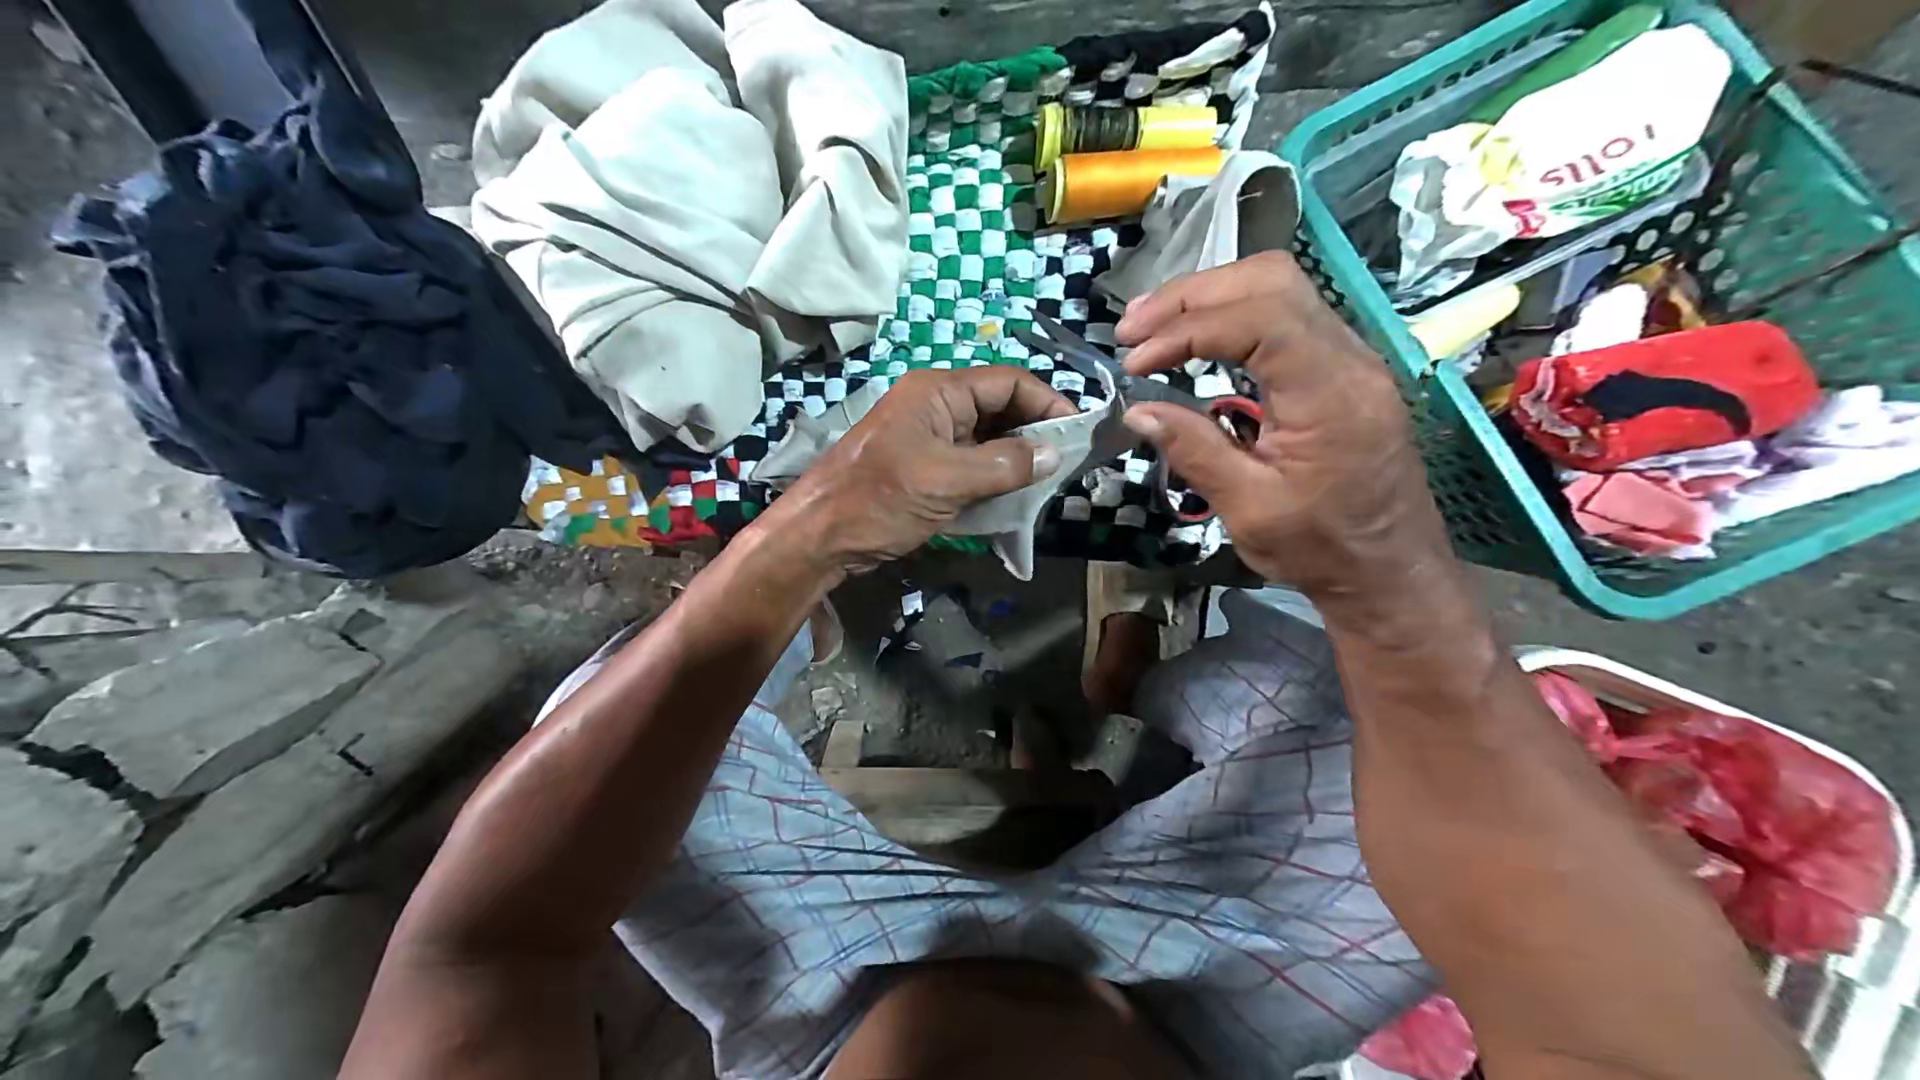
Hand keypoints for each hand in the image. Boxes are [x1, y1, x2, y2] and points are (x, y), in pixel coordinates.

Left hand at [772, 367, 1076, 573]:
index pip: (1009, 383)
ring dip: (1015, 463)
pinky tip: (1013, 502)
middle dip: (1034, 436)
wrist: (819, 538)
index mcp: (938, 393)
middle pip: (1000, 410)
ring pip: (987, 442)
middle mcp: (935, 408)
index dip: (1048, 403)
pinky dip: (993, 482)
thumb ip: (1005, 465)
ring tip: (1045, 488)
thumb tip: (1054, 453)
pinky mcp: (924, 470)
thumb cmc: (879, 500)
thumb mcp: (947, 480)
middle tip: (1065, 468)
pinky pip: (970, 468)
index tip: (1078, 435)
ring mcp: (928, 440)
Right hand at [1116, 252, 1454, 615]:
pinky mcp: (1340, 368)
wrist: (1388, 569)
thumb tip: (1137, 410)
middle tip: (1132, 328)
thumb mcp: (1249, 509)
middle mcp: (1350, 359)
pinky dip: (1230, 316)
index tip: (1135, 362)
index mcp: (1330, 394)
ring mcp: (1350, 357)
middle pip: (1270, 281)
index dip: (1187, 328)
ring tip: (1151, 326)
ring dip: (1208, 297)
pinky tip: (1193, 339)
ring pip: (1279, 286)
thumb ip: (1194, 450)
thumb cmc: (1321, 548)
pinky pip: (1285, 315)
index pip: (1259, 320)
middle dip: (1192, 295)